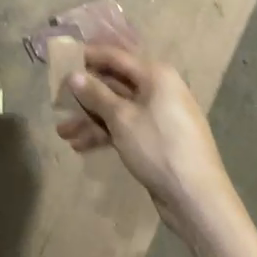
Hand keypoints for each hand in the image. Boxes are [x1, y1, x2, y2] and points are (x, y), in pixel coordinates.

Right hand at [57, 47, 228, 223]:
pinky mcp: (156, 139)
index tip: (60, 60)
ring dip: (90, 118)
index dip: (86, 57)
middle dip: (85, 95)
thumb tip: (73, 75)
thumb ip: (96, 94)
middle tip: (57, 100)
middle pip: (114, 84)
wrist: (198, 200)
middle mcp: (159, 90)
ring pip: (117, 109)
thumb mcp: (122, 118)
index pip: (115, 57)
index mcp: (156, 76)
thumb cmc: (159, 148)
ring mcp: (159, 116)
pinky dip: (104, 133)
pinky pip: (126, 127)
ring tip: (63, 132)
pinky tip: (80, 146)